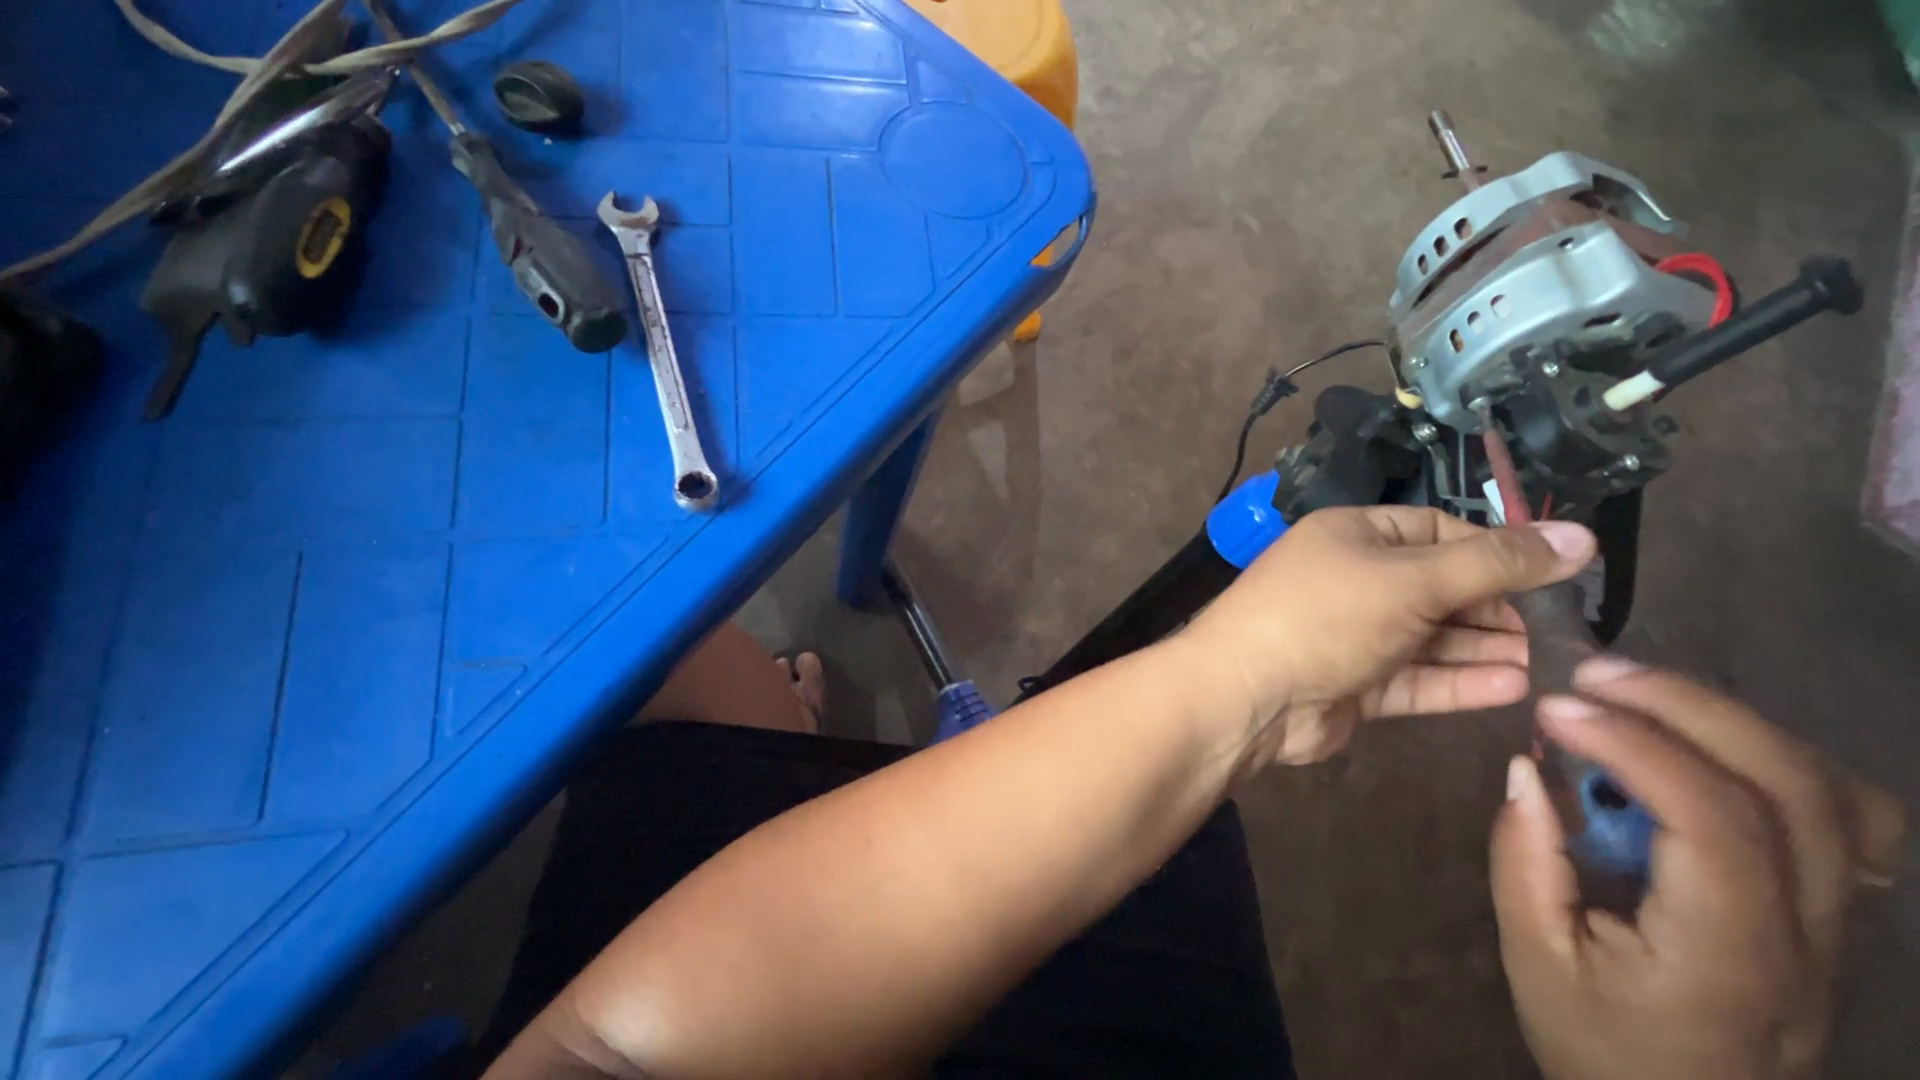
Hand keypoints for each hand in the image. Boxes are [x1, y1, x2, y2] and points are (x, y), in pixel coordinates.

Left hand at [1177, 506, 1595, 765]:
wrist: (1245, 694)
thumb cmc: (1326, 617)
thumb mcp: (1413, 580)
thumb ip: (1496, 564)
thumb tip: (1581, 536)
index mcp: (1353, 536)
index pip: (1436, 531)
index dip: (1493, 551)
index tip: (1554, 575)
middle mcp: (1352, 580)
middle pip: (1438, 587)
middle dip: (1495, 607)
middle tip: (1558, 630)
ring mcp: (1351, 635)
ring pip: (1430, 638)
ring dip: (1484, 649)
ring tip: (1548, 662)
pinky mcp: (1353, 685)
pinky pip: (1415, 679)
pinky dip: (1458, 682)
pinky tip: (1513, 687)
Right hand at [1493, 659, 1905, 1079]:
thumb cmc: (1597, 1041)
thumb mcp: (1534, 959)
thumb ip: (1525, 862)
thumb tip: (1526, 767)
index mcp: (1727, 955)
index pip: (1713, 822)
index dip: (1635, 747)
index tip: (1554, 711)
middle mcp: (1806, 934)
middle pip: (1792, 788)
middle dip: (1690, 708)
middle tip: (1595, 675)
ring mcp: (1834, 921)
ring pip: (1836, 792)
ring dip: (1736, 723)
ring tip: (1642, 695)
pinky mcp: (1828, 909)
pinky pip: (1844, 815)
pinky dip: (1778, 758)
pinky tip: (1706, 745)